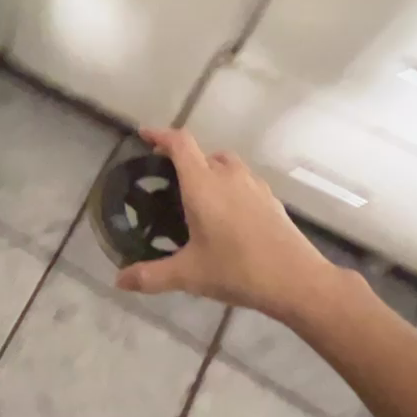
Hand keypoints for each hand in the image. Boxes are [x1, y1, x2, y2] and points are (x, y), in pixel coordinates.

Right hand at [114, 127, 341, 319]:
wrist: (297, 280)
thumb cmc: (237, 270)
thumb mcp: (188, 275)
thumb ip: (151, 276)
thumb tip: (120, 281)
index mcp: (203, 184)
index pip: (179, 143)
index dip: (160, 135)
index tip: (144, 136)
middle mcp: (228, 175)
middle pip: (202, 152)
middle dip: (182, 159)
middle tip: (167, 180)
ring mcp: (253, 185)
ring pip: (226, 164)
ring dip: (209, 170)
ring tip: (198, 196)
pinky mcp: (270, 199)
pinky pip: (243, 181)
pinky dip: (229, 186)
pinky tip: (228, 215)